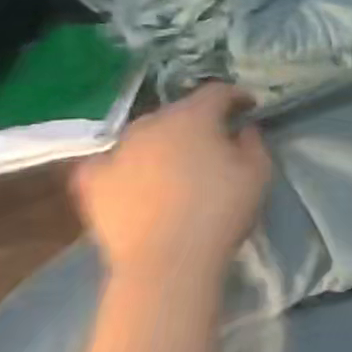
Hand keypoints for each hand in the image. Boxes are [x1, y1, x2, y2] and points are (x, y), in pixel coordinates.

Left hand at [71, 83, 271, 285]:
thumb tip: (243, 130)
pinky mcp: (92, 181)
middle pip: (177, 111)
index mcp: (193, 118)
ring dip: (162, 140)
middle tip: (215, 138)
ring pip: (143, 134)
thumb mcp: (259, 172)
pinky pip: (107, 162)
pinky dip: (121, 163)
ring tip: (175, 160)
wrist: (168, 259)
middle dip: (198, 119)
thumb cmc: (222, 209)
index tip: (249, 107)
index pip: (217, 92)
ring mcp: (116, 151)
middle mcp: (151, 125)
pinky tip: (130, 174)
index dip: (236, 96)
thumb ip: (253, 142)